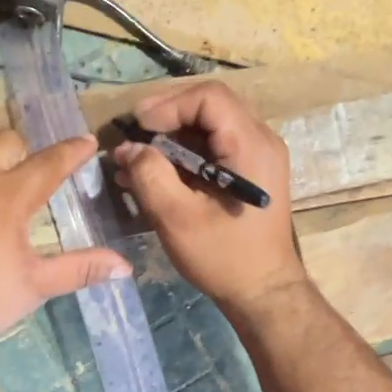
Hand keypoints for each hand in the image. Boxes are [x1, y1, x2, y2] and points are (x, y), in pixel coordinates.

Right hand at [111, 81, 304, 309]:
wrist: (263, 293)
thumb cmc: (224, 257)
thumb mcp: (177, 218)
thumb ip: (149, 175)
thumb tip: (128, 149)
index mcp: (251, 145)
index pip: (209, 97)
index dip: (168, 104)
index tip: (137, 126)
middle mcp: (260, 141)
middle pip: (210, 105)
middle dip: (166, 116)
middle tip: (133, 135)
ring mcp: (257, 156)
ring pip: (209, 125)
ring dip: (170, 136)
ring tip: (134, 157)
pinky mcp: (249, 172)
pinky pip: (213, 146)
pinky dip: (182, 153)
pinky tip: (152, 172)